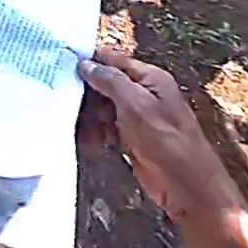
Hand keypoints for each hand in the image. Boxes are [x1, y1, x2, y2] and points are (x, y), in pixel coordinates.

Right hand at [80, 48, 243, 223]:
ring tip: (76, 126)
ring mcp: (136, 115)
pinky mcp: (130, 136)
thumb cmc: (165, 141)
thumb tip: (84, 63)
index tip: (58, 64)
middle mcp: (142, 93)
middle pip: (102, 83)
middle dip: (84, 93)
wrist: (188, 188)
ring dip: (87, 116)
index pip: (111, 59)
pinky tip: (90, 141)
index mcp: (149, 78)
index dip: (87, 61)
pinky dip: (95, 132)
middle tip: (65, 101)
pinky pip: (105, 126)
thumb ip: (109, 80)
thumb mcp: (136, 104)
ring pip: (100, 106)